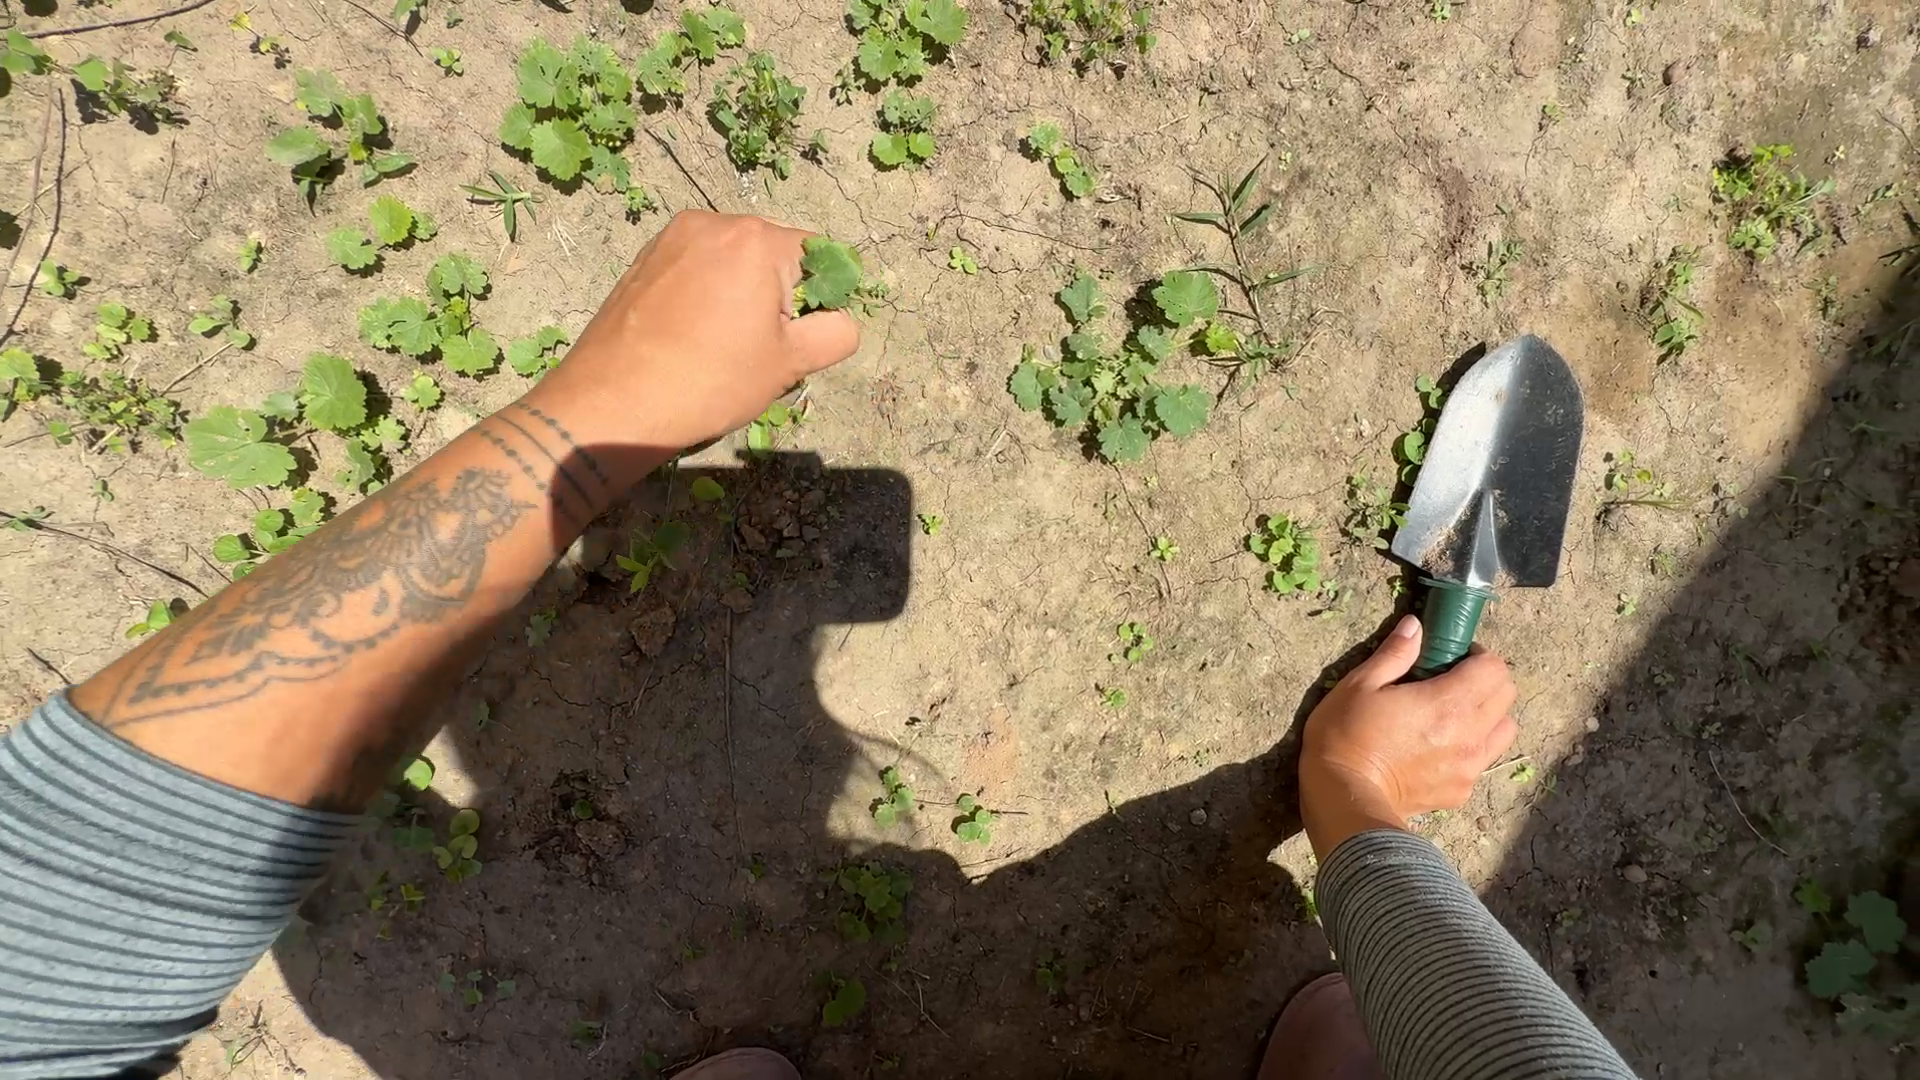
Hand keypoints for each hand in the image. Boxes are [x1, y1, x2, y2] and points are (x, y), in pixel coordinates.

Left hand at [525, 211, 860, 455]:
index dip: (824, 298)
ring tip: (728, 346)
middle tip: (766, 349)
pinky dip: (711, 295)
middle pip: (774, 255)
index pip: (819, 256)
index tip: (805, 339)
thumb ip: (836, 334)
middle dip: (782, 297)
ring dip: (746, 296)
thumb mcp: (790, 364)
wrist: (616, 402)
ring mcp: (673, 238)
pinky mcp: (645, 258)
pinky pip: (699, 268)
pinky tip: (697, 336)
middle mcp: (714, 224)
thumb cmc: (713, 381)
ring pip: (735, 262)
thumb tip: (843, 321)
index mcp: (757, 240)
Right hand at [1298, 615, 1517, 859]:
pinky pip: (1484, 758)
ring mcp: (1471, 765)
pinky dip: (1472, 745)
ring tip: (1449, 714)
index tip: (1450, 655)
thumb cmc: (1344, 732)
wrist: (1344, 793)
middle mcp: (1470, 733)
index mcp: (1447, 702)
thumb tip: (1415, 625)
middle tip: (1449, 680)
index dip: (1476, 655)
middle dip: (1484, 680)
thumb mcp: (1359, 684)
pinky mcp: (1463, 789)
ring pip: (1504, 729)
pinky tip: (1437, 747)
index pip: (1494, 669)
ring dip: (1485, 713)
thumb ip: (1394, 654)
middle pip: (1507, 695)